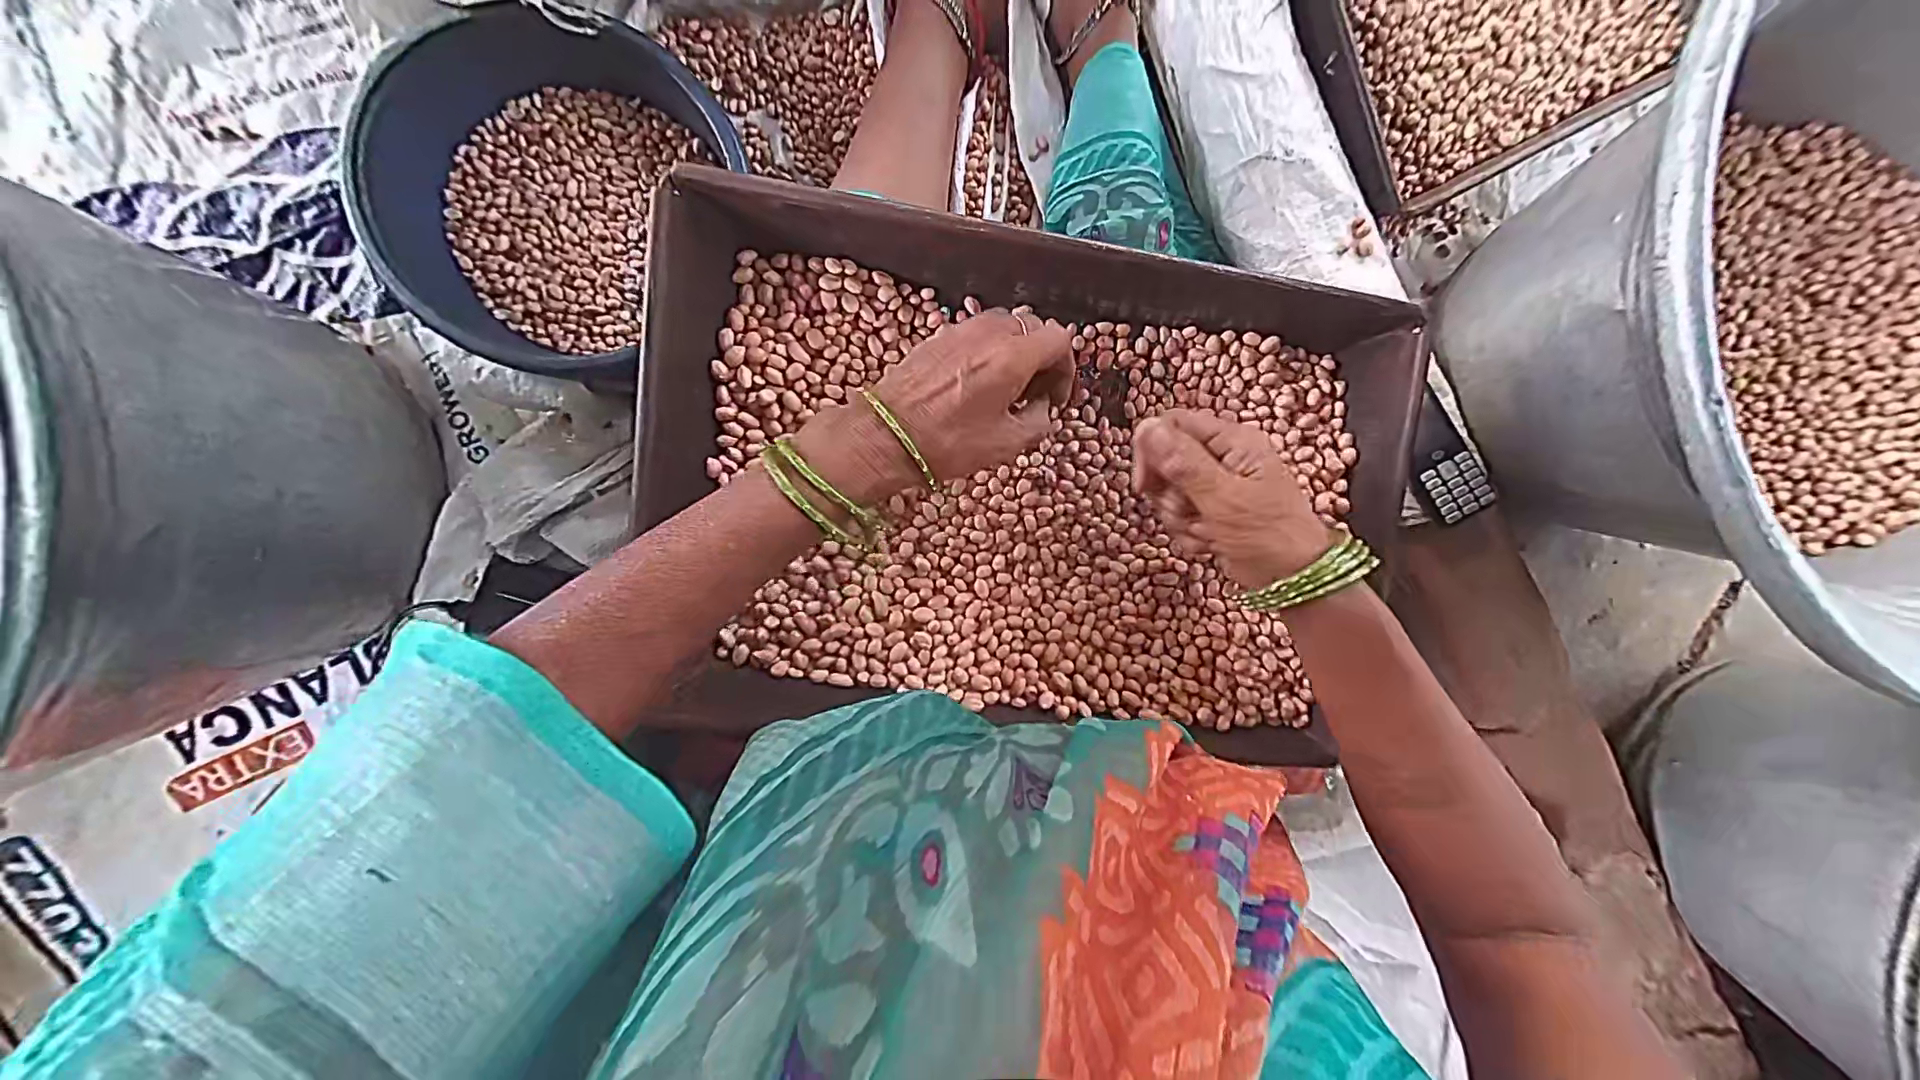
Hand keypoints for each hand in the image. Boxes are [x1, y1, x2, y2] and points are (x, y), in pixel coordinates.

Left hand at [870, 309, 1073, 480]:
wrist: (885, 435)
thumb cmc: (946, 443)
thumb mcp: (1006, 443)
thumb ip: (1040, 421)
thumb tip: (1044, 409)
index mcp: (1012, 356)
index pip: (1060, 339)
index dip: (1067, 369)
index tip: (1056, 396)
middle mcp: (988, 333)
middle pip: (1033, 329)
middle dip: (1042, 360)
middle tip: (1034, 394)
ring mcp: (959, 330)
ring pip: (1003, 328)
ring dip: (1014, 353)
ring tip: (1005, 390)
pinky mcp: (936, 338)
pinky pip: (974, 335)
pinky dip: (986, 353)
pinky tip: (975, 386)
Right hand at [1131, 409, 1335, 589]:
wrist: (1292, 578)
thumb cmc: (1269, 535)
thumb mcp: (1223, 497)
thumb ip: (1184, 463)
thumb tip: (1149, 428)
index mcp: (1232, 440)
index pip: (1172, 424)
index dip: (1151, 451)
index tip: (1145, 484)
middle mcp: (1222, 456)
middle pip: (1165, 460)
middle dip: (1167, 493)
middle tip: (1185, 512)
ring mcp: (1214, 483)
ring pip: (1168, 490)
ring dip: (1177, 517)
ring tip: (1204, 530)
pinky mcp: (1209, 508)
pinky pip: (1177, 513)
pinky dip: (1186, 531)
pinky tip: (1208, 542)